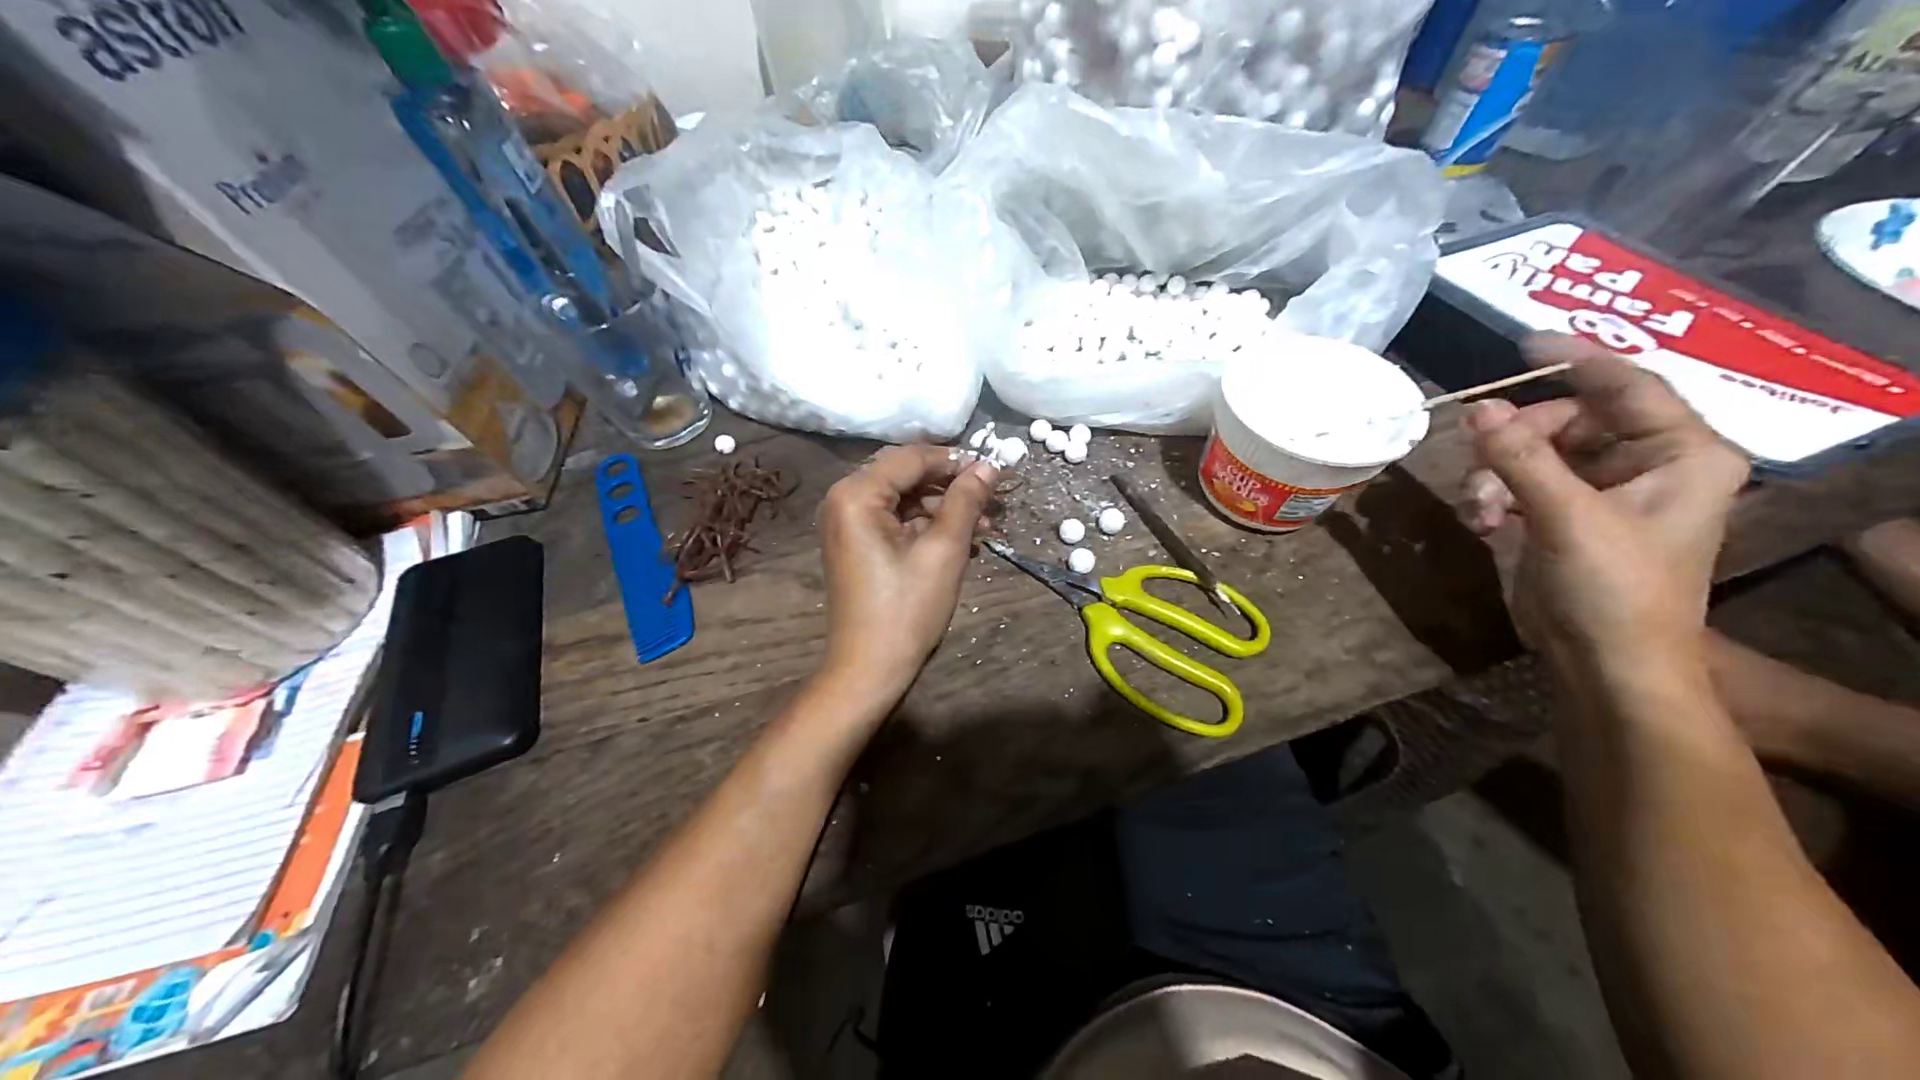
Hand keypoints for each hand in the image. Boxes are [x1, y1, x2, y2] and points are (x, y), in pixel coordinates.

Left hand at [817, 444, 997, 699]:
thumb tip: (989, 466)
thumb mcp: (943, 550)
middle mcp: (843, 500)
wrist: (868, 668)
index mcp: (856, 494)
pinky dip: (927, 526)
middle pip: (906, 475)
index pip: (912, 458)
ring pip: (904, 498)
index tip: (995, 472)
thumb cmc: (906, 609)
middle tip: (993, 499)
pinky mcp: (856, 543)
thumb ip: (965, 501)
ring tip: (985, 527)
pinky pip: (895, 520)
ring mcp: (847, 523)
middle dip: (952, 486)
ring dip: (944, 508)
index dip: (956, 461)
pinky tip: (962, 540)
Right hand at [1457, 335, 1748, 668]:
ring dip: (1493, 476)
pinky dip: (1492, 496)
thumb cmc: (1612, 588)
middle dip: (1514, 443)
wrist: (1604, 661)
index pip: (1628, 386)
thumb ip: (1519, 458)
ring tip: (1479, 511)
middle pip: (1565, 420)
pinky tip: (1480, 523)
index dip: (1576, 359)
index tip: (1522, 345)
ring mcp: (1600, 489)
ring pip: (1532, 451)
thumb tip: (1474, 409)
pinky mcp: (1563, 514)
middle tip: (1480, 464)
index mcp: (1680, 454)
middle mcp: (1645, 463)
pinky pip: (1518, 481)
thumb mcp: (1565, 517)